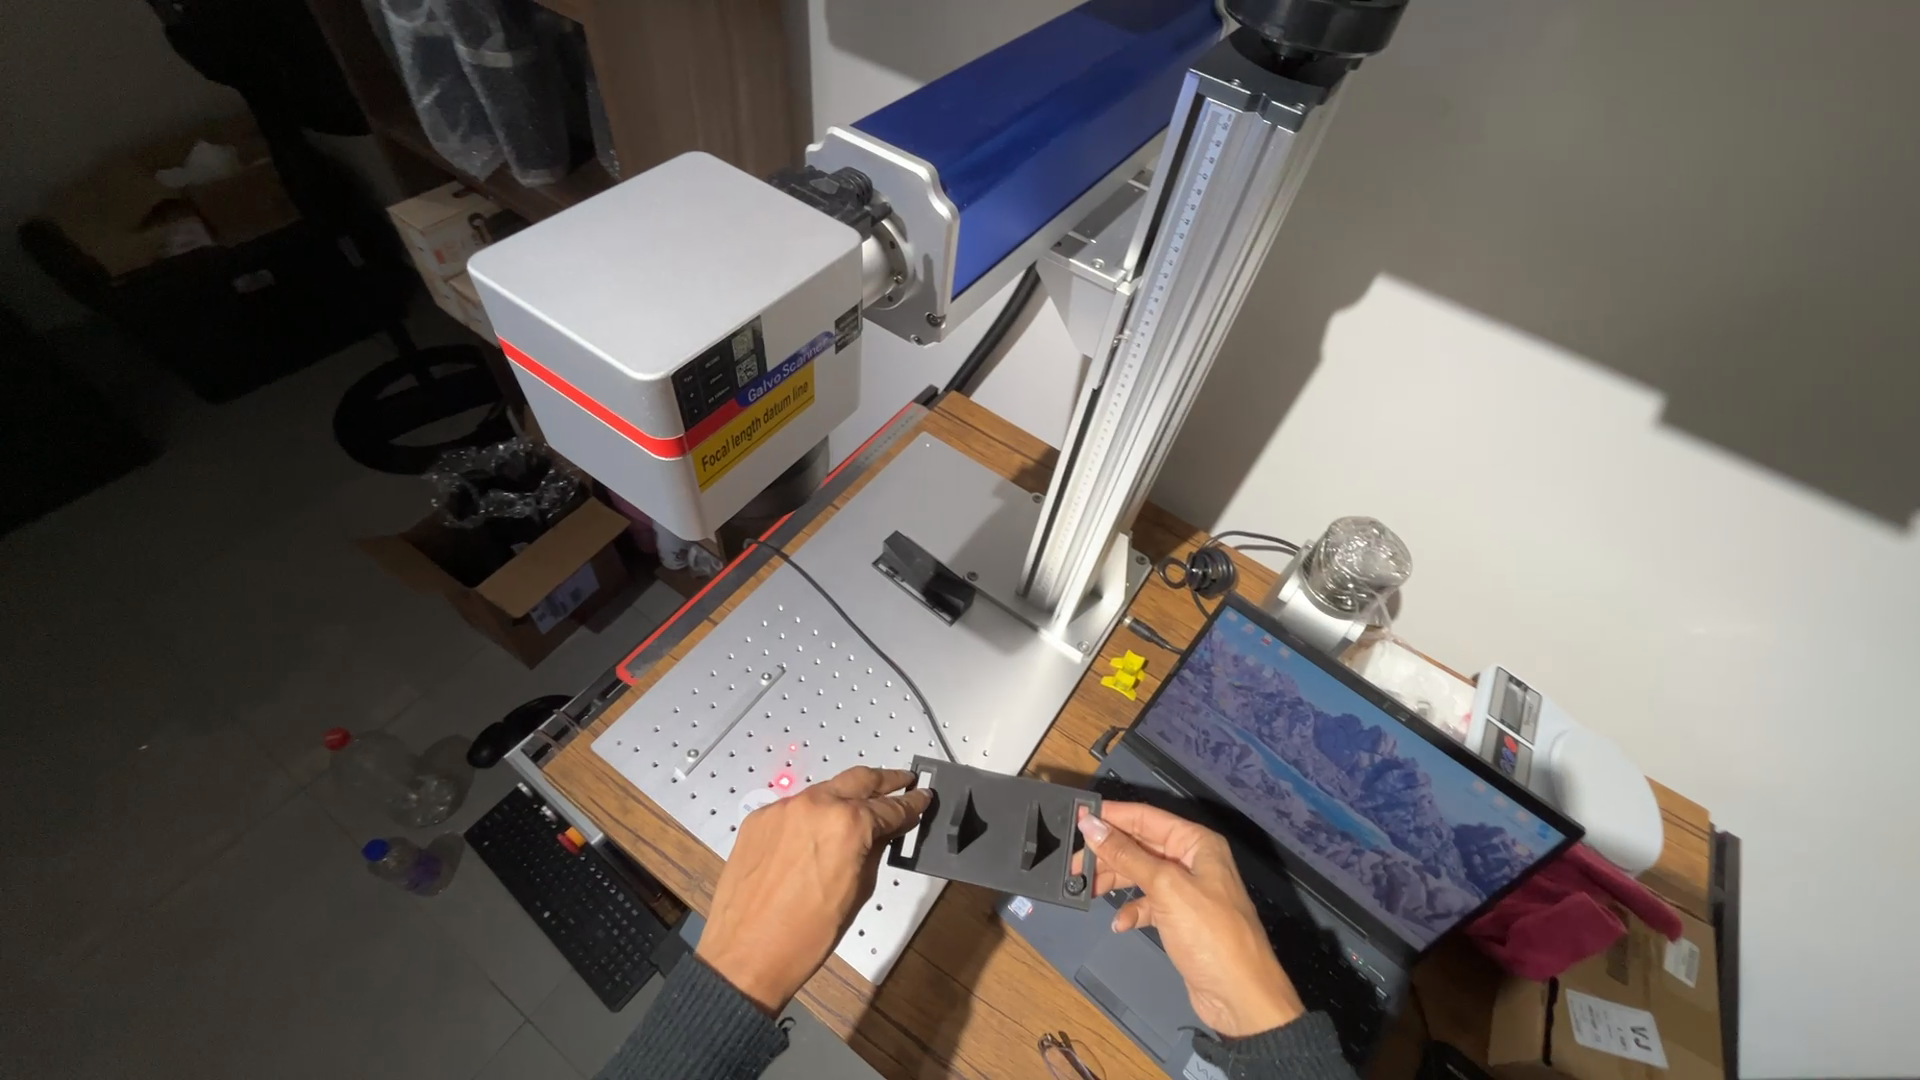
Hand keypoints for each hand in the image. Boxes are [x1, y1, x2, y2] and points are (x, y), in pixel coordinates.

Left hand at [698, 766, 930, 1013]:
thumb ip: (875, 850)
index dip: (911, 804)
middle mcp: (816, 804)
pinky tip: (817, 832)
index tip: (922, 797)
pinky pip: (795, 808)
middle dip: (885, 780)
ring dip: (846, 796)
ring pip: (826, 790)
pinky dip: (812, 814)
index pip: (890, 807)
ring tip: (861, 807)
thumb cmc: (807, 936)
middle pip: (860, 779)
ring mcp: (784, 807)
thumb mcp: (858, 893)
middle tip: (903, 781)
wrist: (744, 957)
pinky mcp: (759, 818)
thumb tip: (885, 831)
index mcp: (848, 824)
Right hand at [1076, 803, 1305, 1036]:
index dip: (1111, 816)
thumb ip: (1125, 854)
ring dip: (1114, 881)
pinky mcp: (1180, 919)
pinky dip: (1132, 910)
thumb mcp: (1165, 887)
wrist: (1240, 999)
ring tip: (1086, 891)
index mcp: (1195, 843)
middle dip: (1108, 853)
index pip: (1145, 818)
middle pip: (1139, 846)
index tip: (1077, 817)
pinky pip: (1148, 903)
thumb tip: (1089, 823)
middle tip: (1075, 864)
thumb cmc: (1208, 933)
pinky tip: (1120, 923)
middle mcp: (1191, 861)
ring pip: (1140, 874)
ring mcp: (1186, 891)